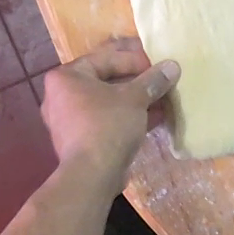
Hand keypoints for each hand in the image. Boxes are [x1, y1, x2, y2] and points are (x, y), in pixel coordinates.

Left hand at [41, 38, 180, 190]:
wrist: (93, 175)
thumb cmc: (108, 126)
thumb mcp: (134, 98)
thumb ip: (153, 80)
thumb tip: (172, 66)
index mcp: (66, 77)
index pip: (104, 59)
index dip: (134, 59)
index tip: (157, 65)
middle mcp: (61, 97)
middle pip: (105, 82)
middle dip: (136, 82)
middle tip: (160, 81)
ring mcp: (69, 123)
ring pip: (107, 105)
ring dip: (134, 102)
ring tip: (161, 99)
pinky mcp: (81, 143)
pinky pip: (106, 123)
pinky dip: (127, 119)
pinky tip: (153, 119)